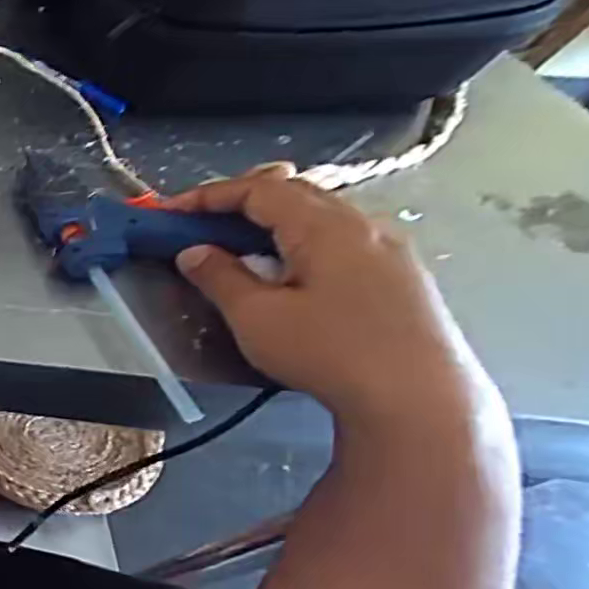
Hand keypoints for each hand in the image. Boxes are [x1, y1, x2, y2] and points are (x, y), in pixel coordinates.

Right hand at [165, 164, 494, 429]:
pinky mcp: (398, 275)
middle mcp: (363, 226)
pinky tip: (283, 268)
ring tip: (235, 243)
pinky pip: (338, 238)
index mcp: (325, 227)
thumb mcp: (255, 316)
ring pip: (320, 214)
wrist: (418, 399)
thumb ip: (219, 277)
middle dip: (240, 200)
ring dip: (270, 220)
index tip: (170, 211)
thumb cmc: (327, 351)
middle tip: (198, 221)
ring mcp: (388, 249)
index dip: (210, 194)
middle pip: (295, 192)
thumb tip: (194, 252)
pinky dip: (297, 239)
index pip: (260, 189)